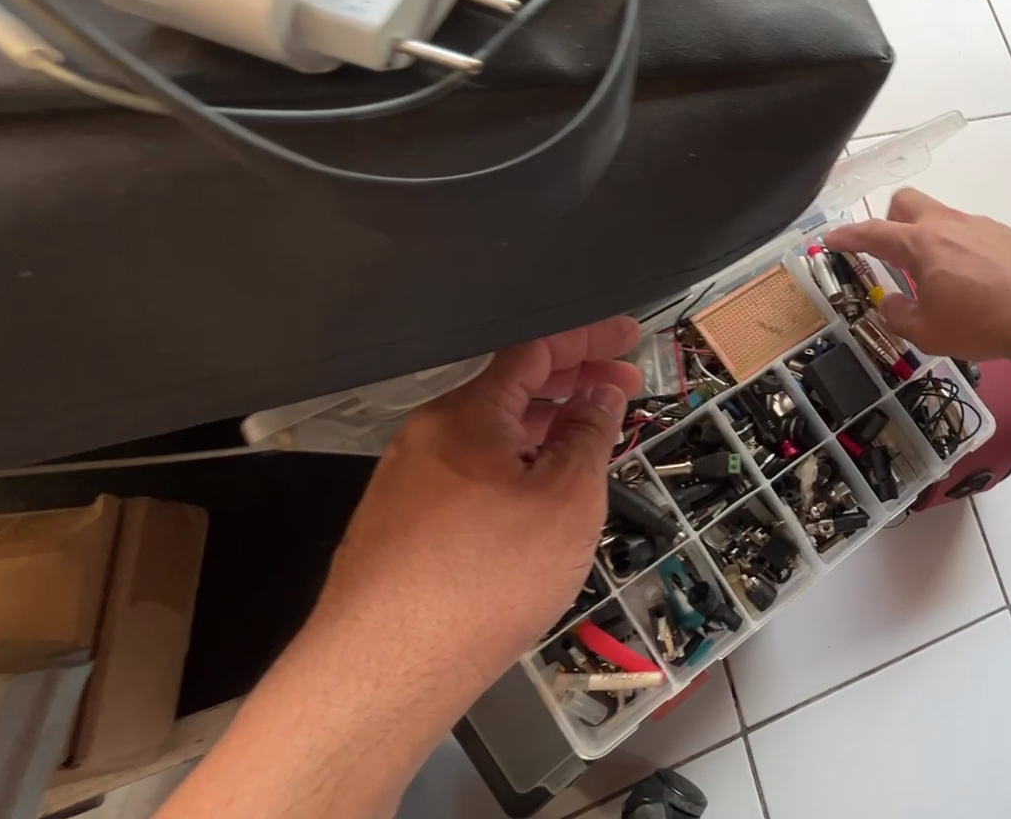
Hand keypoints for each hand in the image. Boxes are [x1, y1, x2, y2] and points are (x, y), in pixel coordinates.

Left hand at [309, 317, 644, 691]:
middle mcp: (430, 437)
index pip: (535, 351)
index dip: (588, 338)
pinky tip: (544, 495)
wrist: (382, 674)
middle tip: (626, 390)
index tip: (628, 337)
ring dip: (550, 428)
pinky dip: (520, 464)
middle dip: (575, 383)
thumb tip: (599, 397)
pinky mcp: (403, 527)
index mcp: (467, 415)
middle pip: (512, 389)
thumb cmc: (486, 576)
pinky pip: (475, 472)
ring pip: (494, 435)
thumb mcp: (566, 497)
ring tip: (594, 444)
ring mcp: (410, 483)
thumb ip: (589, 435)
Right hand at [823, 188, 1010, 365]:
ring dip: (930, 241)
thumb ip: (900, 315)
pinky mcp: (1010, 238)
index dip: (848, 236)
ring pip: (944, 220)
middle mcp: (951, 225)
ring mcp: (983, 227)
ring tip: (939, 282)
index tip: (831, 238)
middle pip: (908, 203)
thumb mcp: (930, 332)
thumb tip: (890, 303)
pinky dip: (962, 252)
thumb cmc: (984, 324)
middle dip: (891, 222)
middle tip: (892, 256)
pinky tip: (977, 287)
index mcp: (923, 244)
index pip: (874, 232)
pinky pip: (973, 236)